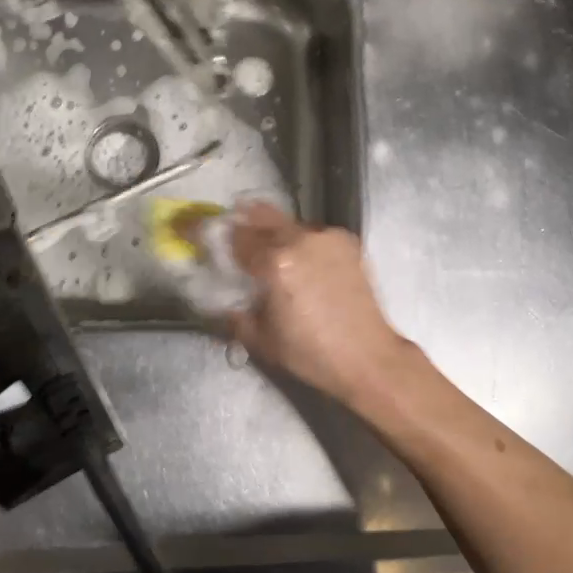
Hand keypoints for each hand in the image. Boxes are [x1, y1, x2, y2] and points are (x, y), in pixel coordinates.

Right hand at [224, 202, 413, 402]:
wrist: (367, 356)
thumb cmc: (310, 353)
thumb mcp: (260, 339)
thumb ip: (235, 313)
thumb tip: (224, 298)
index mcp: (275, 262)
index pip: (236, 237)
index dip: (217, 237)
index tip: (205, 236)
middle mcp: (301, 240)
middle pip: (262, 216)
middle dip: (244, 223)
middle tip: (236, 235)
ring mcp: (327, 237)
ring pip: (290, 223)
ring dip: (275, 232)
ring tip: (273, 252)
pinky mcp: (348, 241)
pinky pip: (315, 233)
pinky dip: (303, 242)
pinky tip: (304, 262)